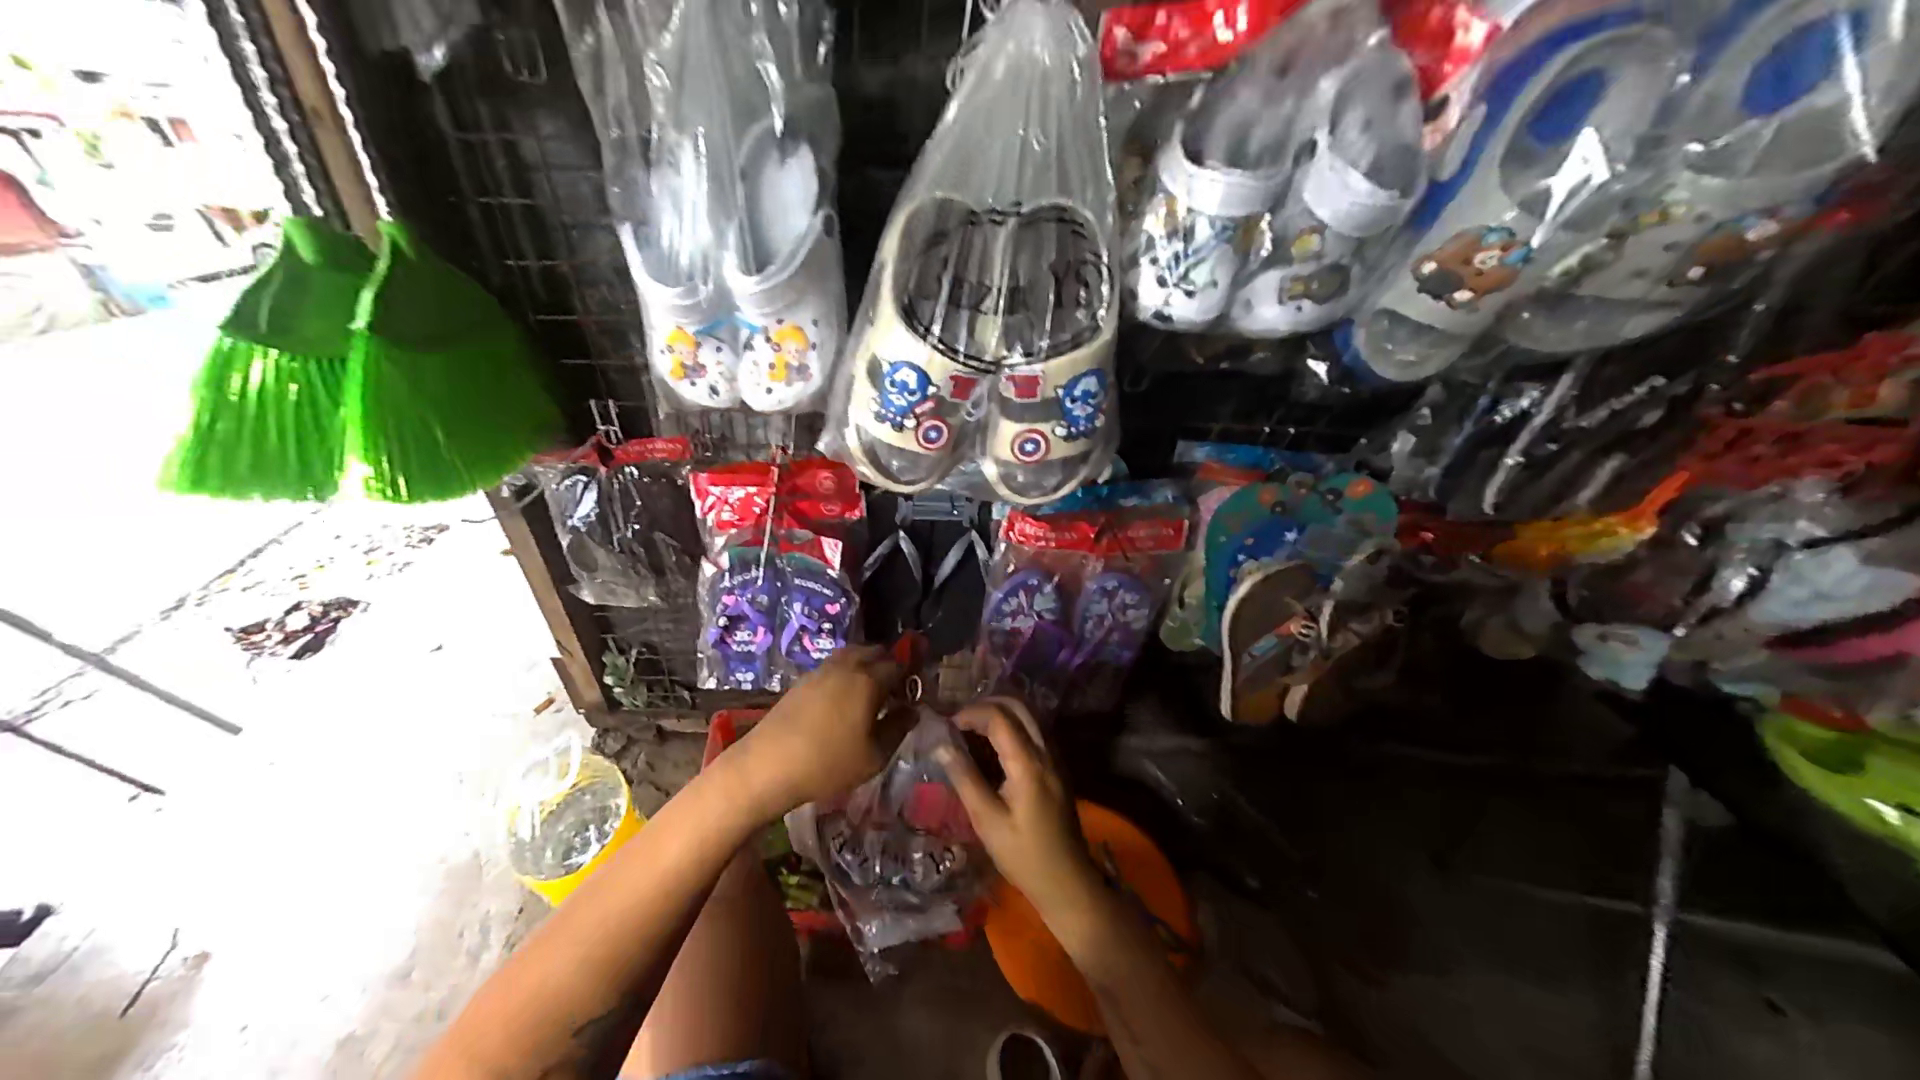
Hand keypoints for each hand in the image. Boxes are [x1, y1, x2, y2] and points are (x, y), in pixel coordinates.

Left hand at [733, 646, 908, 814]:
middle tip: (894, 691)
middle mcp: (845, 667)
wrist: (767, 766)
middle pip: (873, 651)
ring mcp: (820, 671)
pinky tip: (843, 700)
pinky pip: (833, 666)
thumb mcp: (874, 756)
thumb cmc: (828, 764)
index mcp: (868, 680)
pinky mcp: (801, 682)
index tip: (914, 692)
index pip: (898, 664)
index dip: (910, 675)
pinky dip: (845, 673)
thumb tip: (912, 710)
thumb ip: (898, 729)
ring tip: (869, 693)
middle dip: (888, 664)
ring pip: (851, 655)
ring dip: (865, 665)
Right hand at [936, 698, 1102, 918]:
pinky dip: (1011, 727)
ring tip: (971, 731)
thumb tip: (941, 745)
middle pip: (1018, 706)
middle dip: (986, 706)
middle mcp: (1045, 752)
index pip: (999, 717)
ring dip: (999, 714)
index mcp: (1028, 763)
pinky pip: (1034, 732)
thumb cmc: (1024, 856)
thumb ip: (965, 778)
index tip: (947, 726)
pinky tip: (992, 747)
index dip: (970, 714)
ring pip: (1028, 716)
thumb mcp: (987, 821)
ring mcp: (1054, 759)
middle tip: (959, 722)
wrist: (1068, 882)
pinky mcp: (1056, 768)